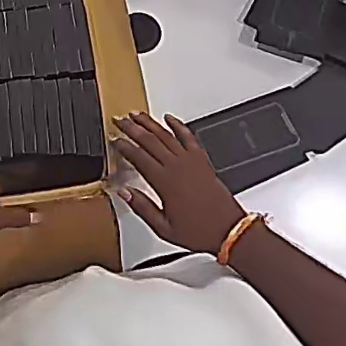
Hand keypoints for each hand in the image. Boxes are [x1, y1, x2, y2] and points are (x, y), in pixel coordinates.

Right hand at [112, 112, 245, 254]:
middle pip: (149, 140)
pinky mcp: (203, 160)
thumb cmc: (199, 231)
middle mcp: (177, 167)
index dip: (123, 146)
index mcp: (165, 183)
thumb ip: (141, 207)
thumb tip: (124, 192)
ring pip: (165, 135)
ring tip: (136, 114)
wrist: (230, 231)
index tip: (114, 140)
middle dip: (131, 128)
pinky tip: (169, 118)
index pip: (138, 156)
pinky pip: (188, 137)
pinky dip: (178, 125)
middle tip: (119, 120)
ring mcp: (191, 161)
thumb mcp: (163, 228)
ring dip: (149, 123)